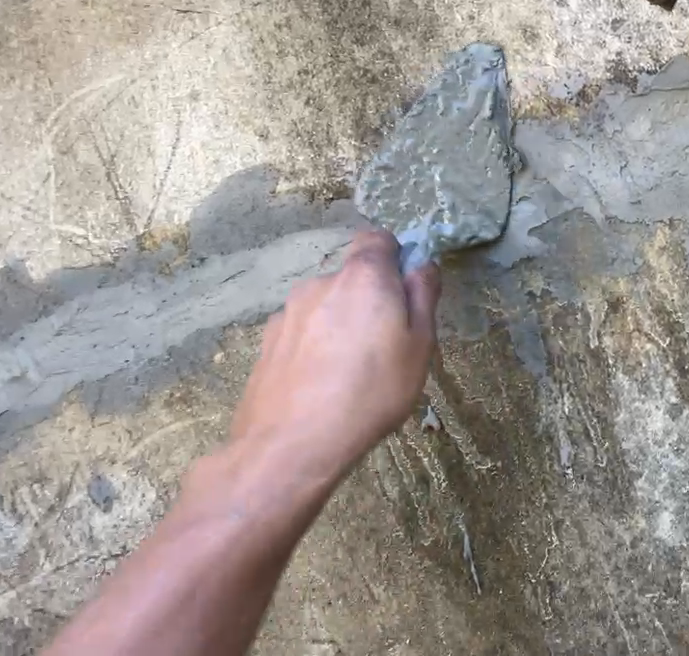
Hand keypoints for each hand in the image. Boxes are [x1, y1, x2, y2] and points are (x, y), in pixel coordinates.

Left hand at [226, 230, 439, 487]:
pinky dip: (314, 347)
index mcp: (363, 277)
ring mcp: (286, 315)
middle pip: (352, 277)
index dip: (394, 256)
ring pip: (326, 306)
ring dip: (340, 324)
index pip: (377, 239)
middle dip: (370, 298)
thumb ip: (424, 296)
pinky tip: (321, 385)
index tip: (406, 290)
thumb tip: (422, 266)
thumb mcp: (421, 344)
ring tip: (351, 370)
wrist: (289, 449)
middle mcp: (320, 284)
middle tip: (387, 341)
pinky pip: (302, 333)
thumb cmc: (371, 391)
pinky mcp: (264, 346)